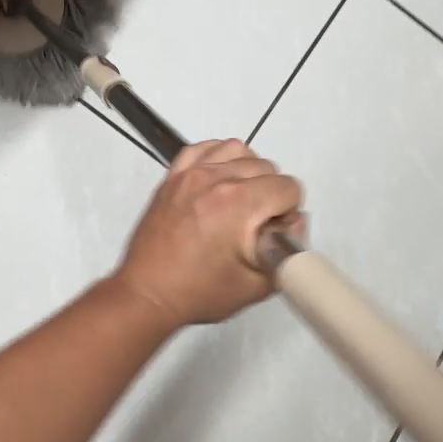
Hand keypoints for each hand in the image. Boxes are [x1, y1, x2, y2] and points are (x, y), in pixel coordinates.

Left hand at [113, 139, 304, 327]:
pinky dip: (218, 157)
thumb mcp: (258, 284)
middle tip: (257, 224)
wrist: (149, 293)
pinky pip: (203, 148)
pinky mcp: (172, 176)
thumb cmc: (201, 292)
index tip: (274, 232)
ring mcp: (190, 173)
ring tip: (240, 200)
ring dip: (247, 170)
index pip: (288, 187)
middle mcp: (215, 179)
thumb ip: (288, 251)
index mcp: (239, 204)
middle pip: (266, 167)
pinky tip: (218, 180)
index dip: (289, 212)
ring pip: (237, 150)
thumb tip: (293, 223)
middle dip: (271, 194)